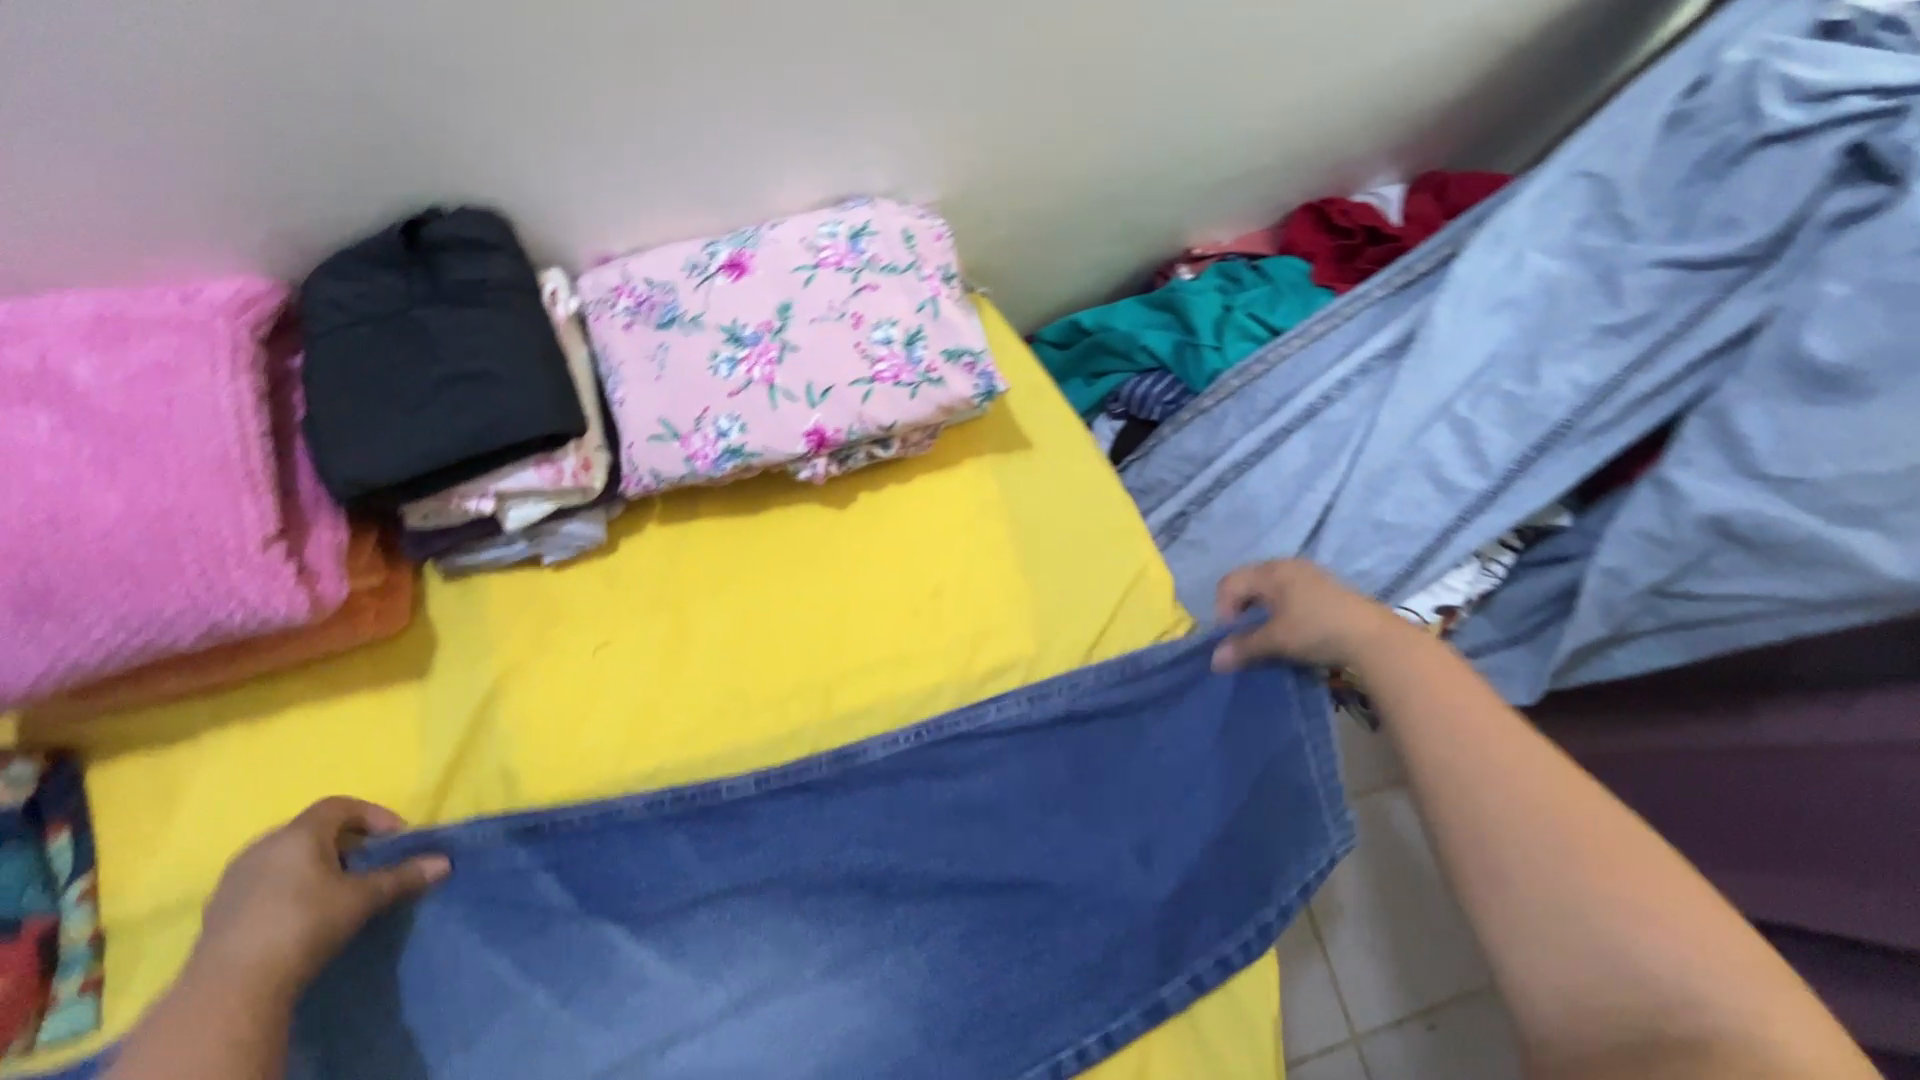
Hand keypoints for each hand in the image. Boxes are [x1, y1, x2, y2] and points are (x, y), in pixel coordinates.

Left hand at [190, 797, 450, 1002]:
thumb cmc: (305, 925)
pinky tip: (301, 915)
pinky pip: (264, 882)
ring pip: (286, 857)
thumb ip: (402, 876)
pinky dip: (289, 887)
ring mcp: (235, 877)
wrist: (232, 986)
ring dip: (315, 865)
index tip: (395, 838)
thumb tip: (444, 862)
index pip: (340, 805)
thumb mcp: (363, 899)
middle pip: (312, 829)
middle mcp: (263, 845)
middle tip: (369, 864)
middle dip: (346, 841)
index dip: (373, 815)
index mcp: (297, 834)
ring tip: (337, 891)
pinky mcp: (220, 908)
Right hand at [1211, 559, 1409, 671]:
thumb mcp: (1275, 641)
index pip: (1229, 584)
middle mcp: (1287, 565)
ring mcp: (1309, 574)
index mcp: (1270, 571)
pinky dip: (1281, 610)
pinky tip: (1293, 631)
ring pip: (1270, 589)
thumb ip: (1242, 648)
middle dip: (1241, 611)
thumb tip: (1214, 661)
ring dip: (1261, 612)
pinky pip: (1289, 593)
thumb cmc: (1317, 630)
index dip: (1223, 611)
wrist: (1373, 637)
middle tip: (1247, 637)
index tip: (1234, 637)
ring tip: (1269, 636)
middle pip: (1248, 583)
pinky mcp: (1325, 587)